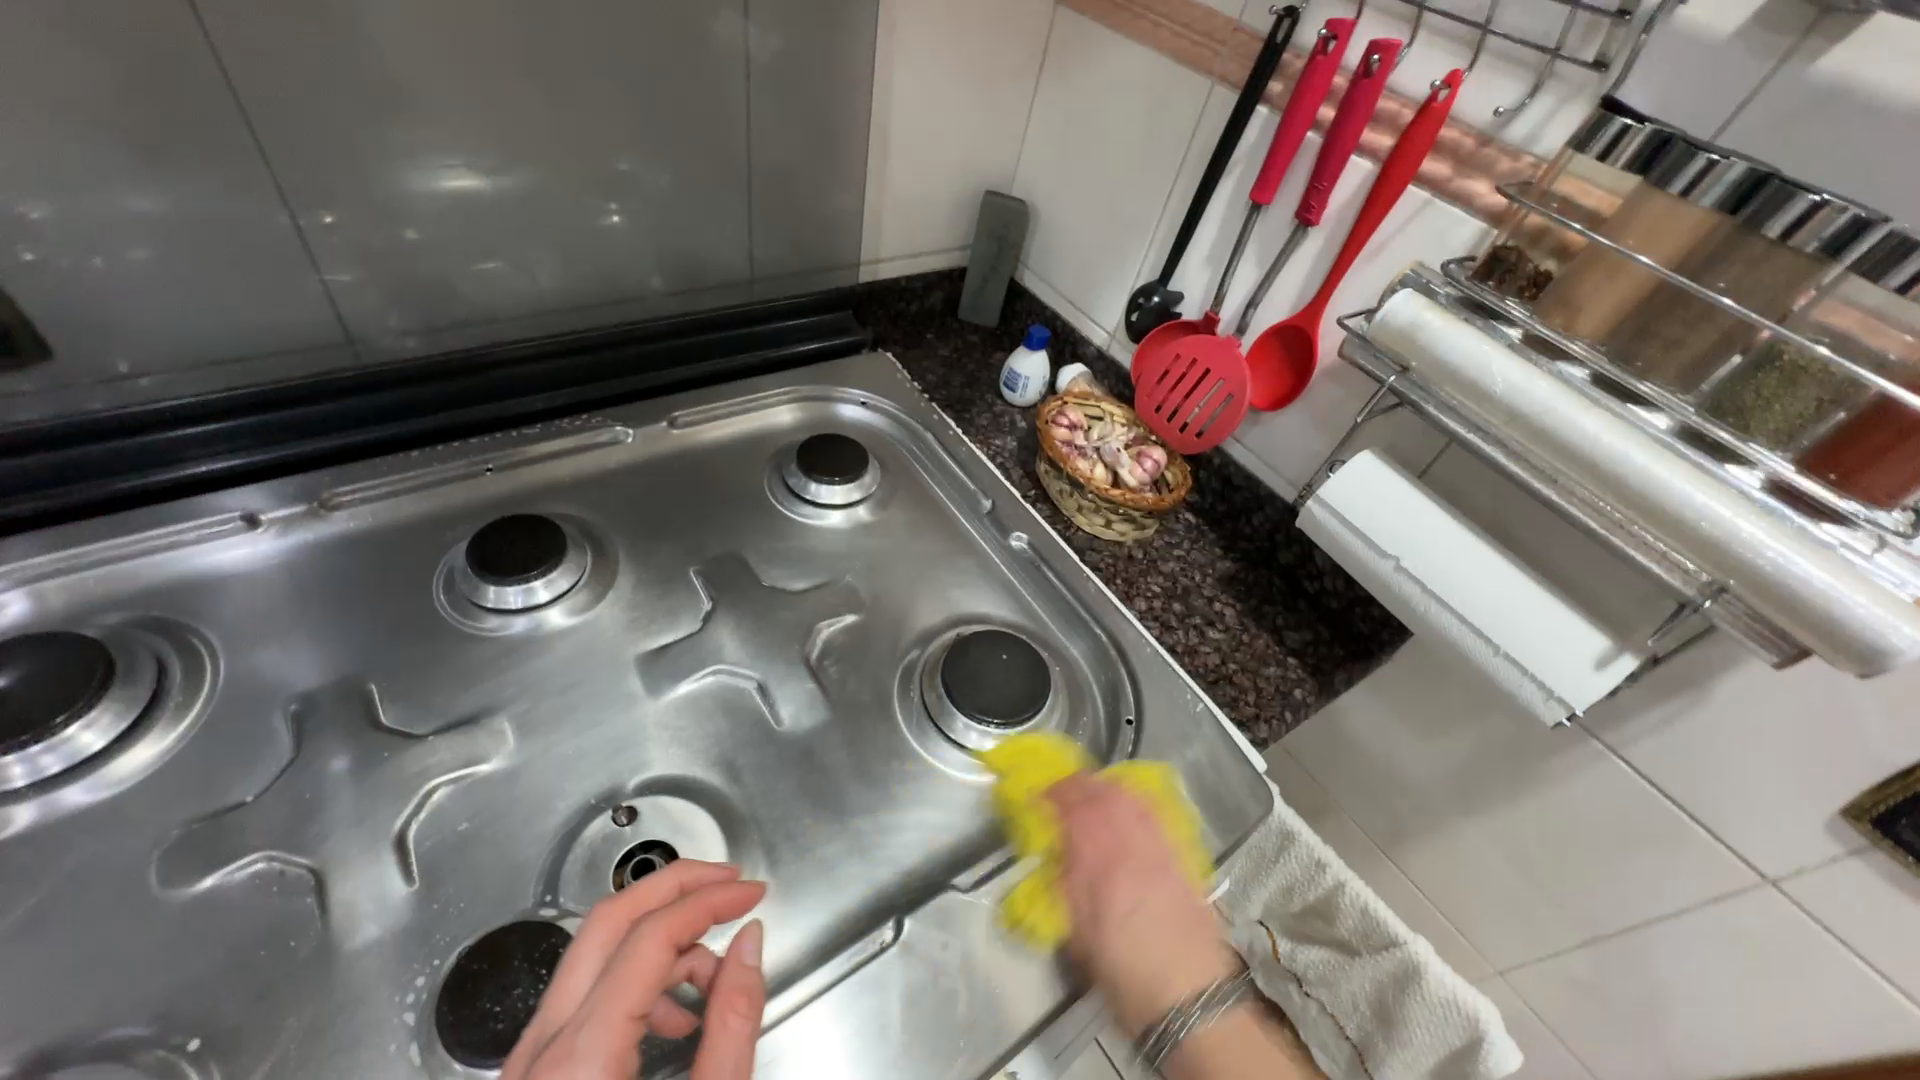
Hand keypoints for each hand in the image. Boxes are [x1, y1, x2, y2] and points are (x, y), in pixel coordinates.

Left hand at [503, 860, 767, 1079]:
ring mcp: (529, 1060)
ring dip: (663, 941)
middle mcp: (541, 1050)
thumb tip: (750, 945)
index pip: (651, 936)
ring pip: (595, 953)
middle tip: (729, 883)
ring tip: (715, 976)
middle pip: (609, 919)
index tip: (752, 892)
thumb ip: (733, 1024)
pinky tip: (678, 1017)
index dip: (711, 900)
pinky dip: (638, 980)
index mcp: (582, 1060)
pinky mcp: (534, 1070)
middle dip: (678, 887)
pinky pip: (586, 993)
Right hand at [1050, 774, 1239, 1037]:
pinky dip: (1138, 801)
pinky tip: (1131, 804)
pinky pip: (1157, 815)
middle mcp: (1132, 850)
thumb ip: (1068, 889)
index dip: (1056, 794)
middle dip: (1081, 784)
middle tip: (1063, 787)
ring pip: (1133, 800)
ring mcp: (1161, 851)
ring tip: (1093, 790)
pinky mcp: (1184, 860)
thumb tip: (1059, 857)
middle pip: (1105, 796)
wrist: (1192, 1002)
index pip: (1075, 811)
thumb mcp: (1081, 938)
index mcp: (1101, 870)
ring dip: (1108, 788)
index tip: (1040, 794)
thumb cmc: (1127, 979)